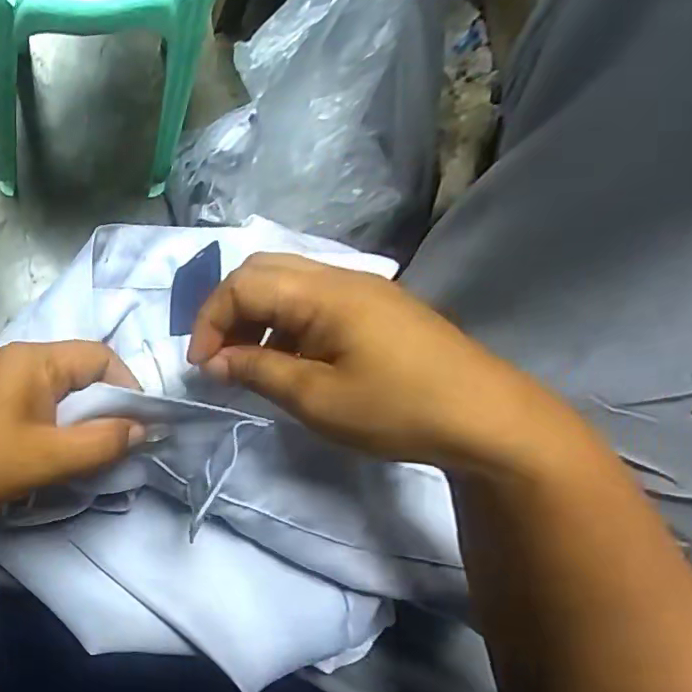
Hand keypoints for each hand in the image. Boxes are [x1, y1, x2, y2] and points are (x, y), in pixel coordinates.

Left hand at [0, 341, 144, 516]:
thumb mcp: (51, 457)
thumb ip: (103, 441)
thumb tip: (142, 429)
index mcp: (35, 359)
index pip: (101, 356)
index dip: (127, 389)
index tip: (136, 428)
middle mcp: (18, 356)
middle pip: (80, 370)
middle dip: (104, 406)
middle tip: (112, 445)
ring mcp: (0, 375)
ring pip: (59, 388)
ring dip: (78, 417)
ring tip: (83, 452)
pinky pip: (36, 399)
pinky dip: (54, 421)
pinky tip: (51, 450)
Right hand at [187, 253, 587, 473]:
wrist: (489, 421)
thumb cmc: (396, 409)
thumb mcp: (314, 398)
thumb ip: (256, 371)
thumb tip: (212, 362)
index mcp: (325, 294)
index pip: (242, 285)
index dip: (209, 322)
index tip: (202, 367)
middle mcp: (341, 278)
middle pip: (260, 270)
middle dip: (225, 311)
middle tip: (218, 357)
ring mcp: (361, 289)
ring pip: (283, 281)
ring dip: (251, 316)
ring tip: (245, 362)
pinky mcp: (373, 307)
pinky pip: (308, 298)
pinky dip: (279, 322)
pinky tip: (283, 358)